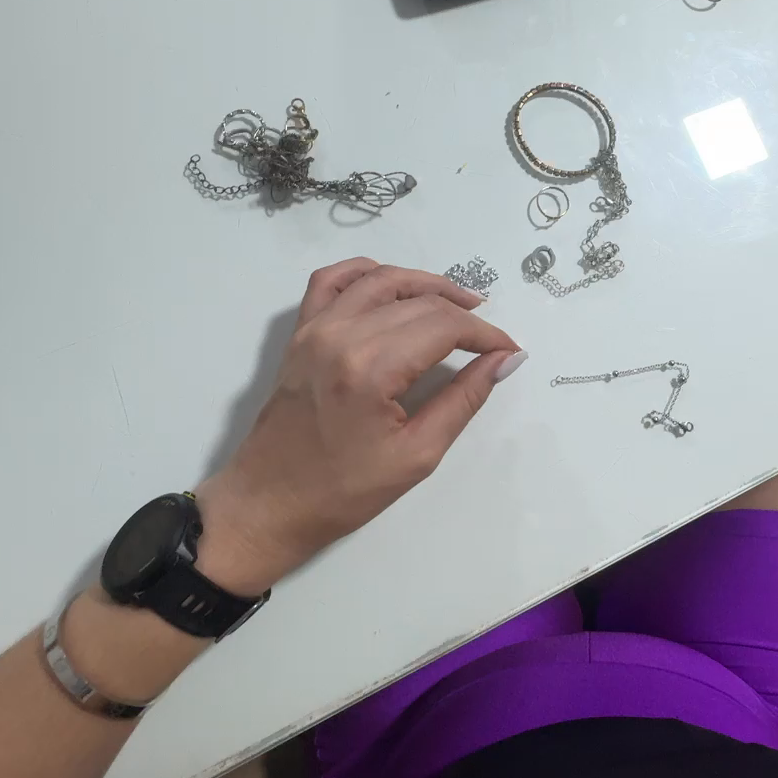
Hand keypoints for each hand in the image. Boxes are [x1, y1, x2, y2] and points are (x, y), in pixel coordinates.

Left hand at [191, 259, 523, 593]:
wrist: (268, 504)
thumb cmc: (344, 491)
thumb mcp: (417, 455)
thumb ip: (464, 399)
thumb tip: (506, 360)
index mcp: (371, 369)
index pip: (444, 327)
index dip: (485, 334)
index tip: (509, 349)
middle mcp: (341, 335)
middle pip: (419, 301)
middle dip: (464, 314)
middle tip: (490, 338)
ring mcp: (315, 329)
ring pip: (381, 280)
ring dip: (426, 284)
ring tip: (457, 303)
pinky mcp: (300, 332)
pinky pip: (332, 280)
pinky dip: (367, 273)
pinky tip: (393, 286)